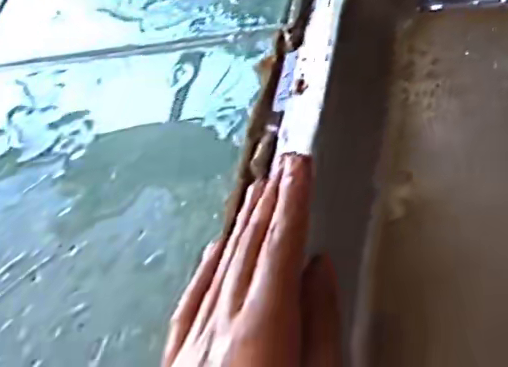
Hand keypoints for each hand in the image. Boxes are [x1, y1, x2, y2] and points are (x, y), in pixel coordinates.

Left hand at [164, 154, 339, 366]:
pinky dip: (204, 273)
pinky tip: (212, 250)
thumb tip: (318, 268)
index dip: (296, 199)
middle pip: (249, 252)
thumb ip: (320, 325)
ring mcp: (189, 356)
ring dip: (241, 226)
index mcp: (262, 332)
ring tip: (258, 187)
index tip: (303, 160)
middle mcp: (219, 336)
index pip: (282, 246)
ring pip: (219, 273)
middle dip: (270, 202)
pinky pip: (187, 311)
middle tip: (285, 161)